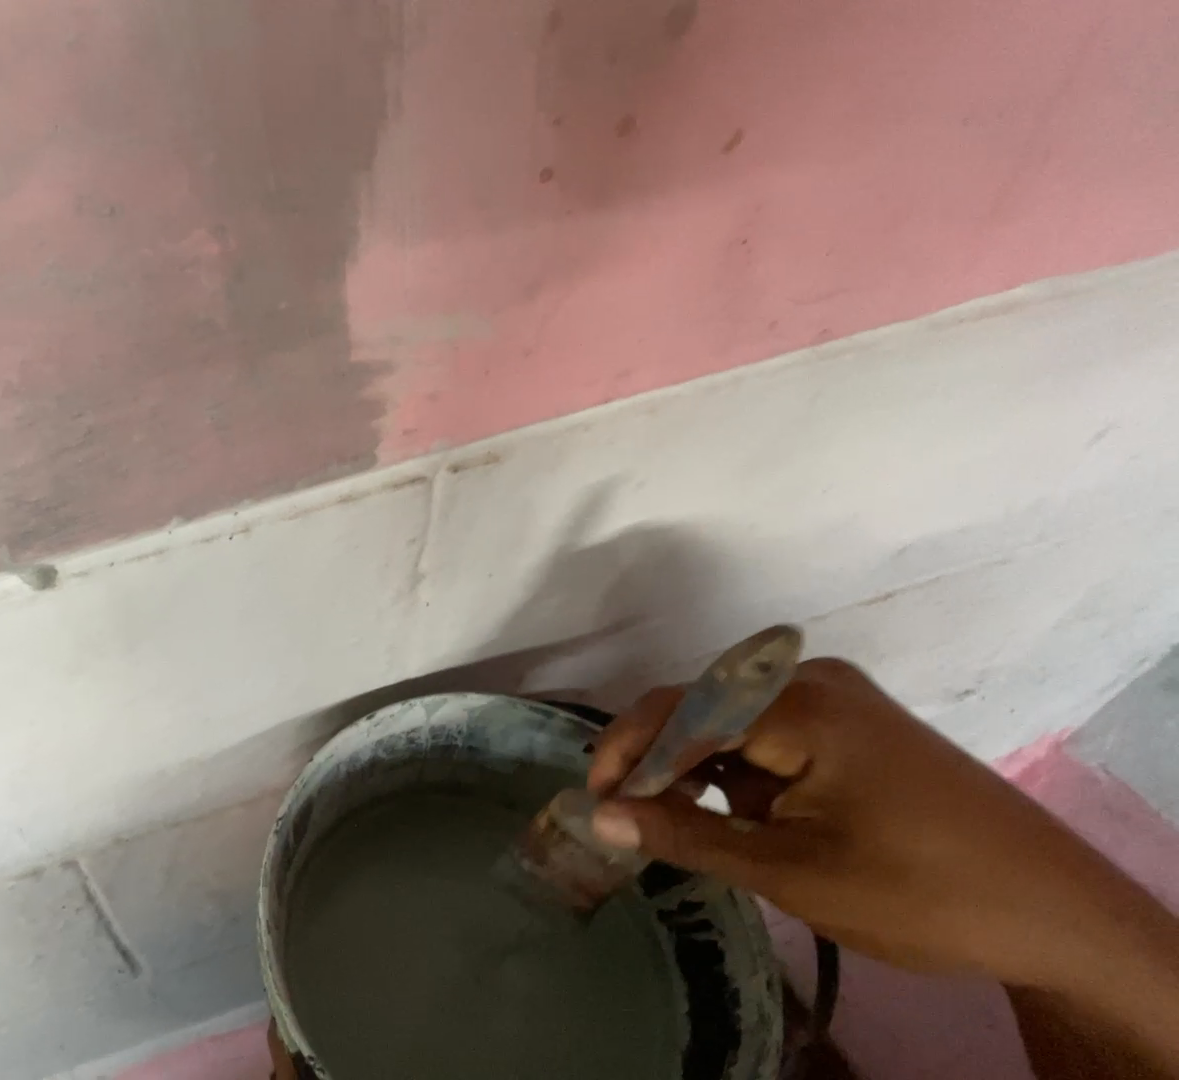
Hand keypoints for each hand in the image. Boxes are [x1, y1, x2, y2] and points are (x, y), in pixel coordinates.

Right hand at [585, 659, 1178, 997]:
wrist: (1068, 921)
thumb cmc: (924, 894)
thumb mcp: (790, 871)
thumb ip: (686, 834)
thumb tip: (598, 816)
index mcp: (802, 706)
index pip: (680, 710)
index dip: (628, 752)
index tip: (597, 801)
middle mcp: (815, 681)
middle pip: (701, 707)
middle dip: (663, 762)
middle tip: (633, 815)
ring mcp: (840, 697)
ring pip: (730, 720)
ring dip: (703, 769)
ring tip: (691, 822)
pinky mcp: (854, 721)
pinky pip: (767, 729)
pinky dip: (742, 769)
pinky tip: (744, 811)